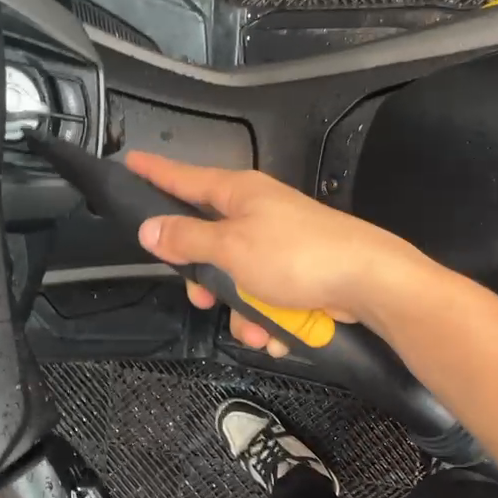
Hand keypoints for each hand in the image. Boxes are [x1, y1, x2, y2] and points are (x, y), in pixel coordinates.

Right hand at [126, 150, 434, 355]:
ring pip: (239, 282)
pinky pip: (267, 299)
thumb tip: (149, 228)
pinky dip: (269, 319)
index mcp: (239, 193)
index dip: (156, 174)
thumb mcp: (231, 247)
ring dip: (243, 313)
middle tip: (204, 299)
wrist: (367, 281)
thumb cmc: (298, 255)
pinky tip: (278, 333)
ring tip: (257, 328)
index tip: (130, 163)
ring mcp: (280, 246)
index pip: (185, 178)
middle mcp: (258, 213)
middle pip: (209, 244)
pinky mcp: (298, 275)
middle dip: (206, 281)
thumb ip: (188, 239)